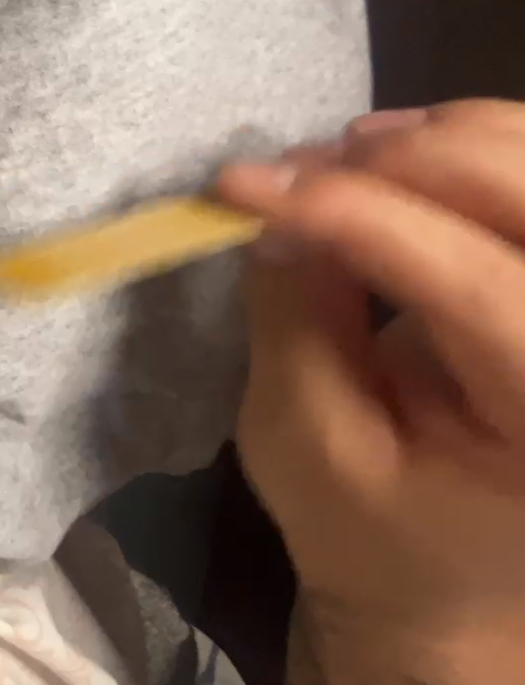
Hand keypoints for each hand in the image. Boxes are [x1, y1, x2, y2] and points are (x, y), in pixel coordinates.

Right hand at [219, 100, 524, 683]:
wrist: (451, 574)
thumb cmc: (367, 524)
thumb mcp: (305, 435)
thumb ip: (296, 319)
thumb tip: (276, 218)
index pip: (485, 288)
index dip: (353, 215)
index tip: (232, 185)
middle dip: (410, 161)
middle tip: (295, 166)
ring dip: (445, 143)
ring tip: (341, 159)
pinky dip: (477, 148)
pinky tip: (403, 162)